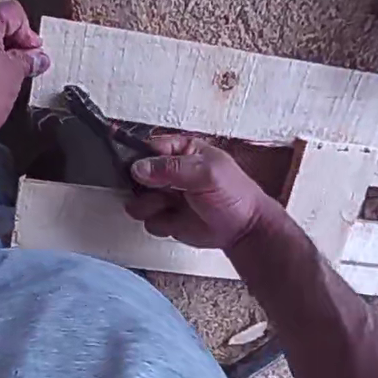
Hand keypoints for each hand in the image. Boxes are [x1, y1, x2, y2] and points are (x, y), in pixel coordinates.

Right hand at [124, 135, 275, 249]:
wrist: (242, 229)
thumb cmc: (235, 195)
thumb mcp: (207, 173)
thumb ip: (171, 167)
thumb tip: (139, 167)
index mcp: (181, 151)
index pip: (146, 148)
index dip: (137, 158)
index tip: (138, 171)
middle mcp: (168, 172)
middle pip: (134, 175)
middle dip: (142, 186)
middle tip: (162, 190)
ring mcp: (163, 195)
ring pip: (135, 199)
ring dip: (149, 206)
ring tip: (171, 205)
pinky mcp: (162, 216)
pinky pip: (145, 220)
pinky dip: (158, 222)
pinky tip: (176, 219)